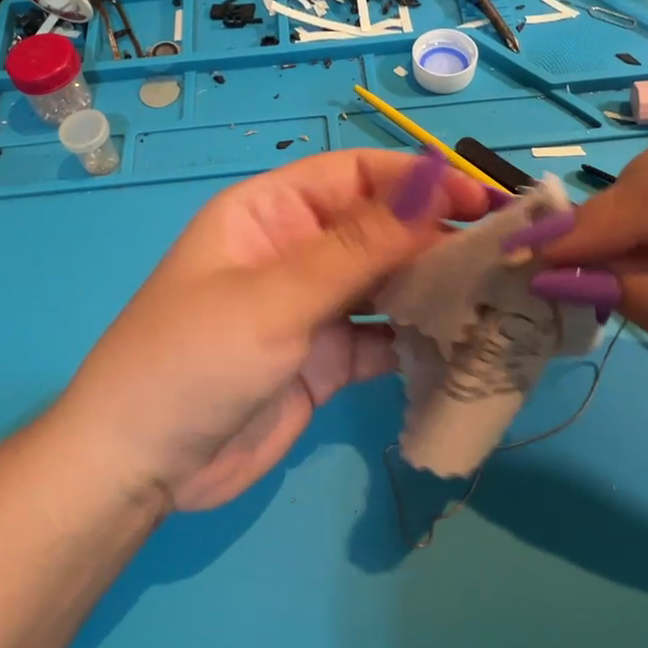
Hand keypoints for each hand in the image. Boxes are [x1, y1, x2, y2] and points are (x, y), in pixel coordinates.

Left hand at [52, 149, 490, 512]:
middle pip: (378, 230)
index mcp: (269, 214)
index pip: (356, 178)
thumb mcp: (274, 297)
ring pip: (385, 286)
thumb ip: (358, 247)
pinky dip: (416, 341)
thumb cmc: (192, 360)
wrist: (139, 469)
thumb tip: (432, 180)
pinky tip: (460, 346)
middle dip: (437, 238)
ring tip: (498, 296)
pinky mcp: (322, 362)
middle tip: (508, 254)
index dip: (419, 181)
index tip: (483, 199)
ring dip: (433, 290)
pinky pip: (380, 340)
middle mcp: (293, 253)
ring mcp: (309, 310)